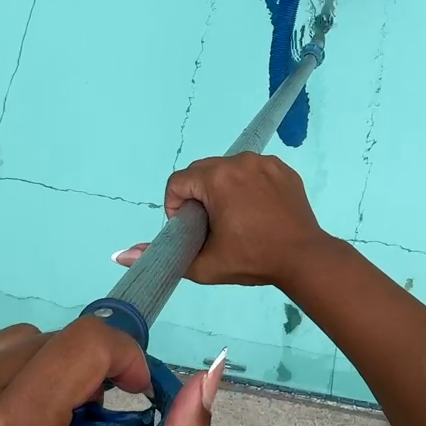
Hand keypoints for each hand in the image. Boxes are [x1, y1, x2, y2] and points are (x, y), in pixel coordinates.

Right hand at [115, 152, 330, 288]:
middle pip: (202, 172)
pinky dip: (249, 187)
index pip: (178, 182)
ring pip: (229, 169)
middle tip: (212, 227)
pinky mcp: (283, 168)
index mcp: (217, 178)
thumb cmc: (252, 260)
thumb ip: (163, 256)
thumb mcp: (204, 264)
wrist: (303, 257)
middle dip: (199, 197)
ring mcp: (264, 162)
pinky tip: (257, 212)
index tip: (191, 230)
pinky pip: (254, 171)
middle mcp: (239, 160)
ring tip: (236, 219)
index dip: (176, 208)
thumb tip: (121, 255)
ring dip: (224, 189)